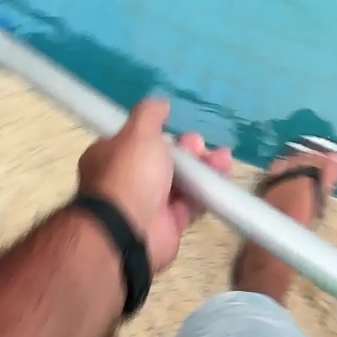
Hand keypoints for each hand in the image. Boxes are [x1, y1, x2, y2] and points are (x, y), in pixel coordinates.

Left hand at [77, 99, 232, 272]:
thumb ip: (150, 114)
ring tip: (223, 159)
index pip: (138, 139)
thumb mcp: (138, 132)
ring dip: (203, 167)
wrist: (128, 232)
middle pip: (164, 159)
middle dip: (186, 149)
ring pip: (181, 181)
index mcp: (112, 156)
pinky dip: (208, 191)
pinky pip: (192, 204)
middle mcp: (128, 179)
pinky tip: (224, 178)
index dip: (161, 133)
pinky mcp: (168, 224)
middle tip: (199, 145)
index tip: (176, 126)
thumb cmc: (130, 174)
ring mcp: (148, 203)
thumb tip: (161, 104)